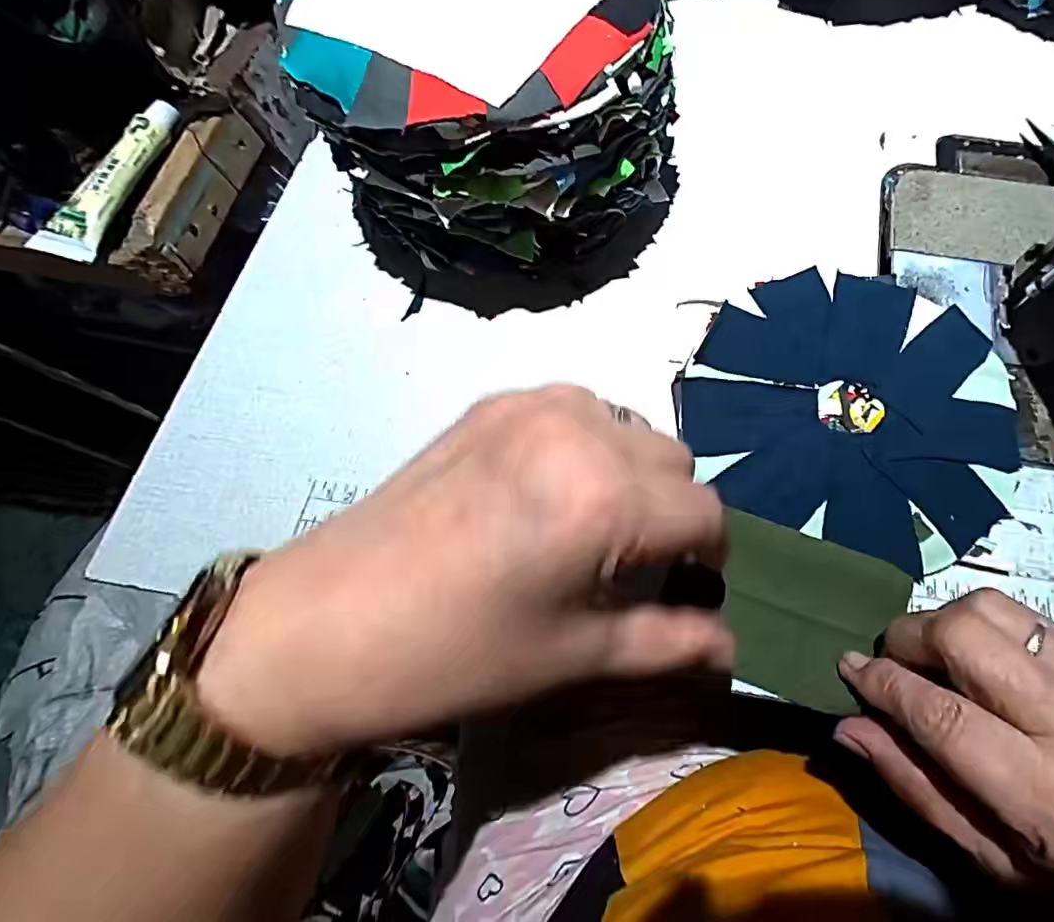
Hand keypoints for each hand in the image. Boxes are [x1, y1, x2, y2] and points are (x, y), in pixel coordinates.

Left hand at [196, 385, 733, 755]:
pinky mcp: (503, 399)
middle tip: (631, 558)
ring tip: (592, 519)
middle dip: (672, 513)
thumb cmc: (458, 653)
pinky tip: (553, 485)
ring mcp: (540, 405)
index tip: (690, 580)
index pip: (705, 512)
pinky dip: (594, 445)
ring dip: (637, 474)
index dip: (709, 552)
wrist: (320, 625)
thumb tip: (734, 647)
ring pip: (639, 431)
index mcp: (605, 497)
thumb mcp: (575, 652)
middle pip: (678, 464)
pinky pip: (588, 411)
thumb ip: (670, 642)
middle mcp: (584, 432)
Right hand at [835, 590, 1053, 920]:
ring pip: (993, 609)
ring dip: (942, 619)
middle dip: (911, 637)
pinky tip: (969, 651)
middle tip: (889, 660)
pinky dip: (979, 620)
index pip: (945, 717)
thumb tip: (852, 728)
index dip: (886, 687)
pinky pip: (1022, 613)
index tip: (849, 669)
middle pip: (968, 639)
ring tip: (925, 653)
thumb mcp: (995, 866)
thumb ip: (918, 790)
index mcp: (1052, 799)